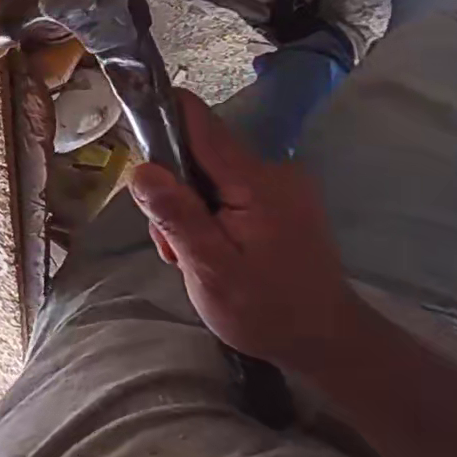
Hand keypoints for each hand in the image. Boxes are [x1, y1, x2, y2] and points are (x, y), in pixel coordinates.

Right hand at [129, 90, 361, 370]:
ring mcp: (276, 185)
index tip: (129, 118)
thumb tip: (140, 169)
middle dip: (169, 190)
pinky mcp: (275, 199)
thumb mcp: (210, 269)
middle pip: (196, 153)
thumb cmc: (266, 310)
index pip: (200, 125)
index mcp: (256, 182)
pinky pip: (222, 190)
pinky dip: (203, 215)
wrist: (327, 343)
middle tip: (170, 242)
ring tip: (191, 256)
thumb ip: (176, 216)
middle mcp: (270, 171)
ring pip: (204, 175)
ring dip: (185, 208)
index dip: (160, 114)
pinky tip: (208, 250)